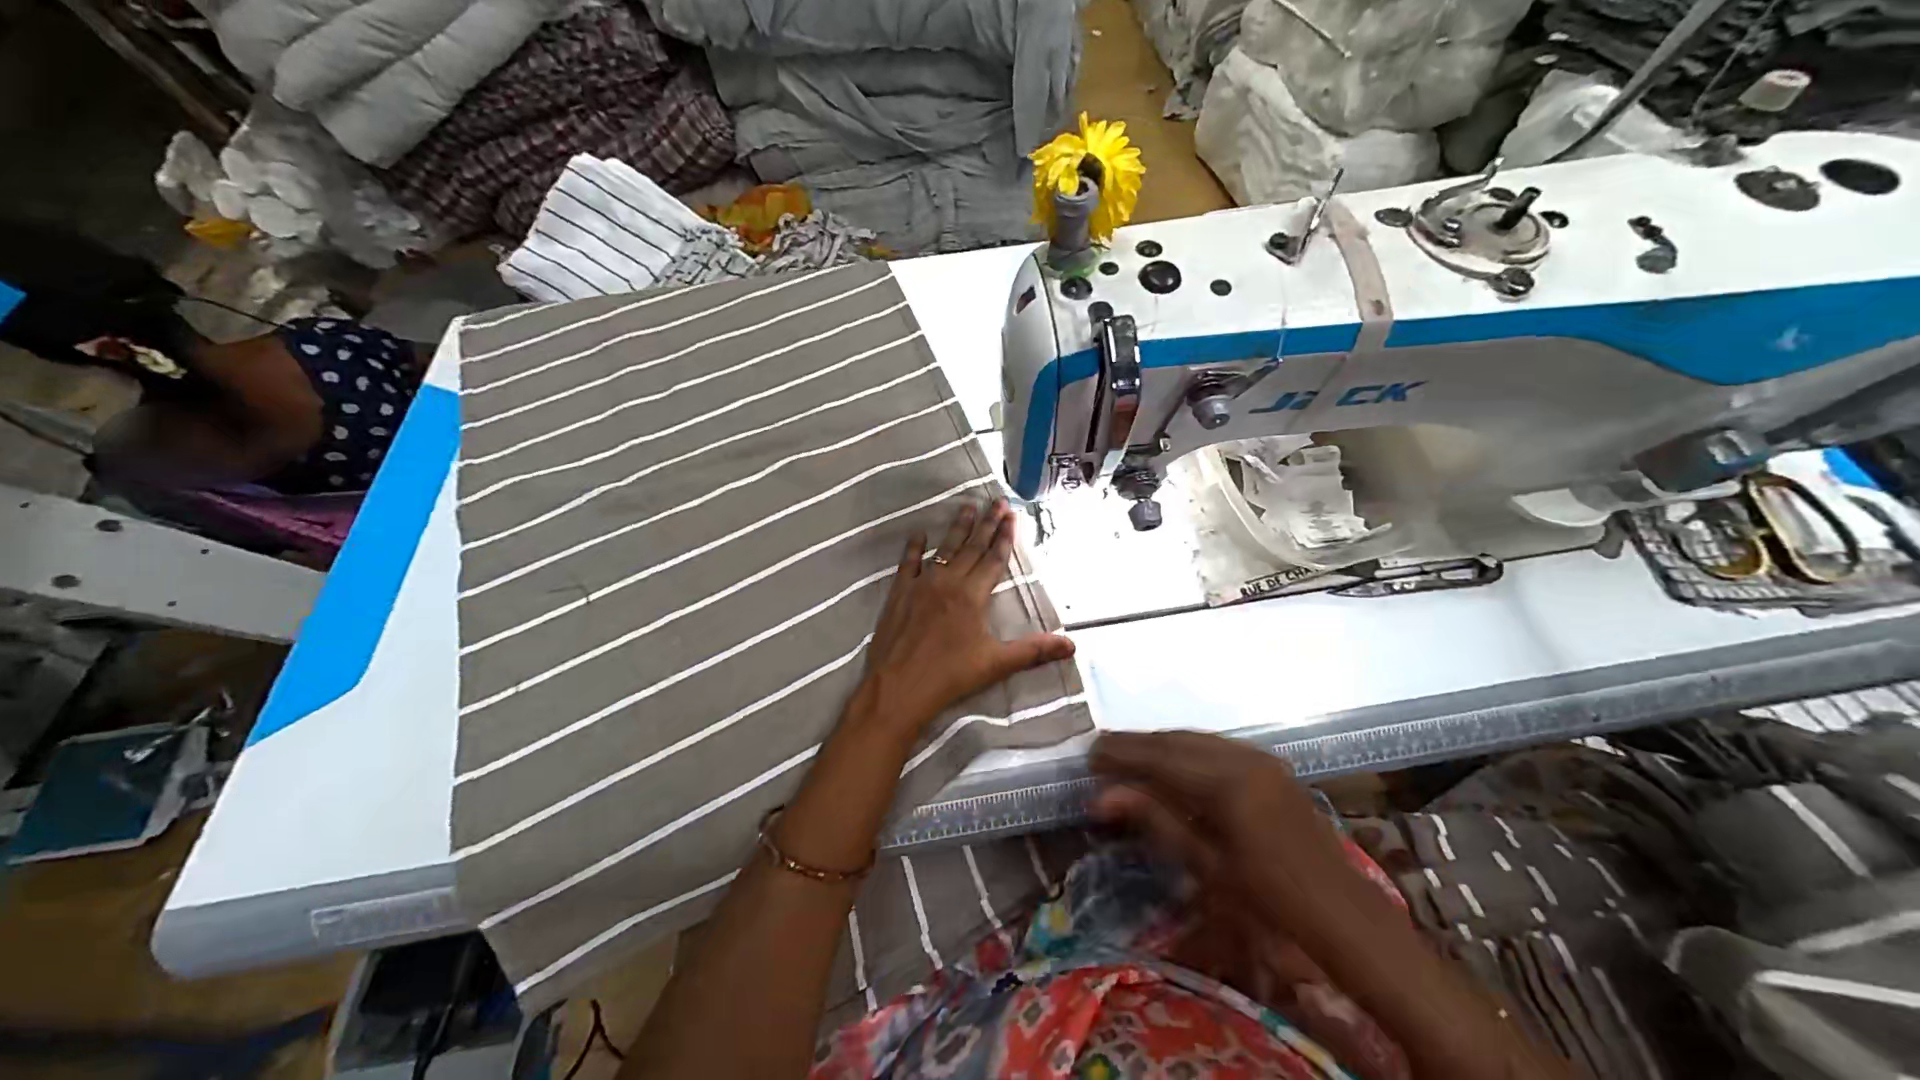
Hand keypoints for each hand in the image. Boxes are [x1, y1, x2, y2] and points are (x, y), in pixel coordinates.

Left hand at [859, 499, 1075, 731]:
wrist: (898, 687)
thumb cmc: (949, 676)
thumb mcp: (996, 664)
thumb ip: (1033, 651)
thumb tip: (1071, 645)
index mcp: (972, 596)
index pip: (993, 560)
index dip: (1005, 537)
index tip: (1012, 515)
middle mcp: (948, 582)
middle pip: (971, 547)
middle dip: (987, 524)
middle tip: (996, 501)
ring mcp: (920, 585)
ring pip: (943, 550)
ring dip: (956, 528)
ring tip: (967, 507)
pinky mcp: (898, 594)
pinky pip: (908, 564)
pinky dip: (913, 548)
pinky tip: (918, 534)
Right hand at [1090, 731, 1358, 936]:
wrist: (1340, 910)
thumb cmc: (1269, 899)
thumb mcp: (1206, 864)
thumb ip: (1155, 820)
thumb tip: (1102, 797)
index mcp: (1227, 785)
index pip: (1160, 758)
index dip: (1122, 754)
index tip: (1089, 756)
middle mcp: (1244, 759)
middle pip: (1176, 741)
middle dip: (1136, 744)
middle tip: (1101, 752)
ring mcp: (1261, 758)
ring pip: (1197, 739)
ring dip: (1160, 744)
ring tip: (1128, 754)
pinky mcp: (1272, 764)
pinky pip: (1218, 745)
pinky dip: (1187, 748)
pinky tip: (1172, 761)